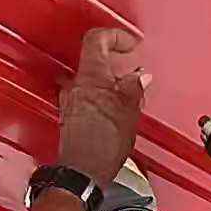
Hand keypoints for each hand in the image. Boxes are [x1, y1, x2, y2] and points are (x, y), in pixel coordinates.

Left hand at [56, 28, 146, 185]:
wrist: (83, 174)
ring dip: (110, 82)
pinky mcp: (71, 117)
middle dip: (116, 62)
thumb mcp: (129, 114)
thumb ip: (134, 89)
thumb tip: (140, 77)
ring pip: (91, 80)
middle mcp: (75, 86)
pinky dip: (102, 97)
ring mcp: (70, 102)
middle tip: (133, 70)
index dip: (117, 36)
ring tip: (128, 94)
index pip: (98, 39)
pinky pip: (87, 97)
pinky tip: (115, 111)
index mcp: (90, 78)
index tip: (131, 44)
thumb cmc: (101, 148)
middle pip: (94, 59)